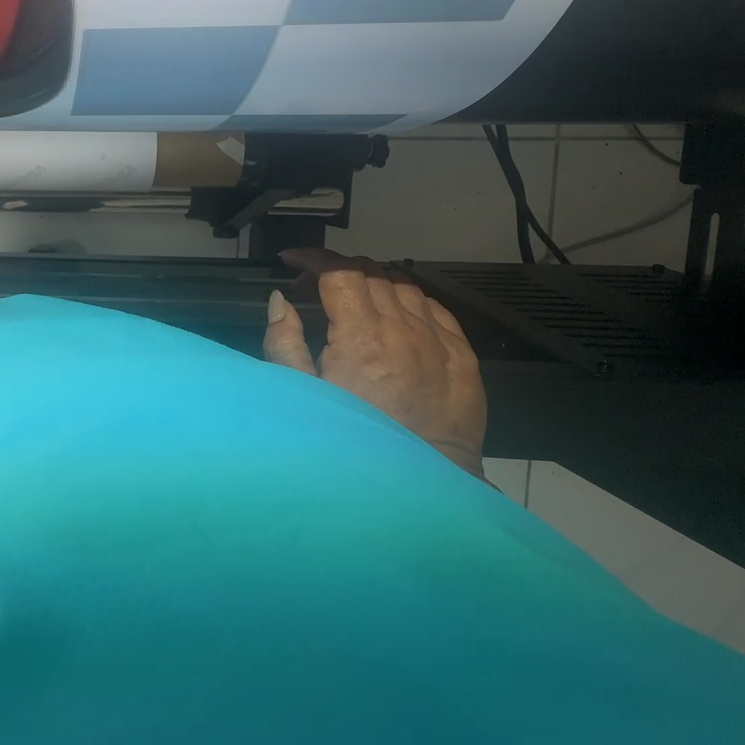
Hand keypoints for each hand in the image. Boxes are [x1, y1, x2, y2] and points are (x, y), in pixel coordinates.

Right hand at [262, 248, 486, 477]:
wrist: (419, 486)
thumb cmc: (349, 442)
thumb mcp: (301, 395)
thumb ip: (284, 342)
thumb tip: (280, 300)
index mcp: (360, 337)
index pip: (339, 273)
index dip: (313, 258)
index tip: (292, 261)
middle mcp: (404, 331)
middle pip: (372, 274)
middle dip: (338, 269)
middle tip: (313, 286)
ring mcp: (439, 343)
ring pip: (406, 288)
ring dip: (374, 283)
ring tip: (353, 299)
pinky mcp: (464, 360)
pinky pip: (437, 311)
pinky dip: (410, 302)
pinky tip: (395, 315)